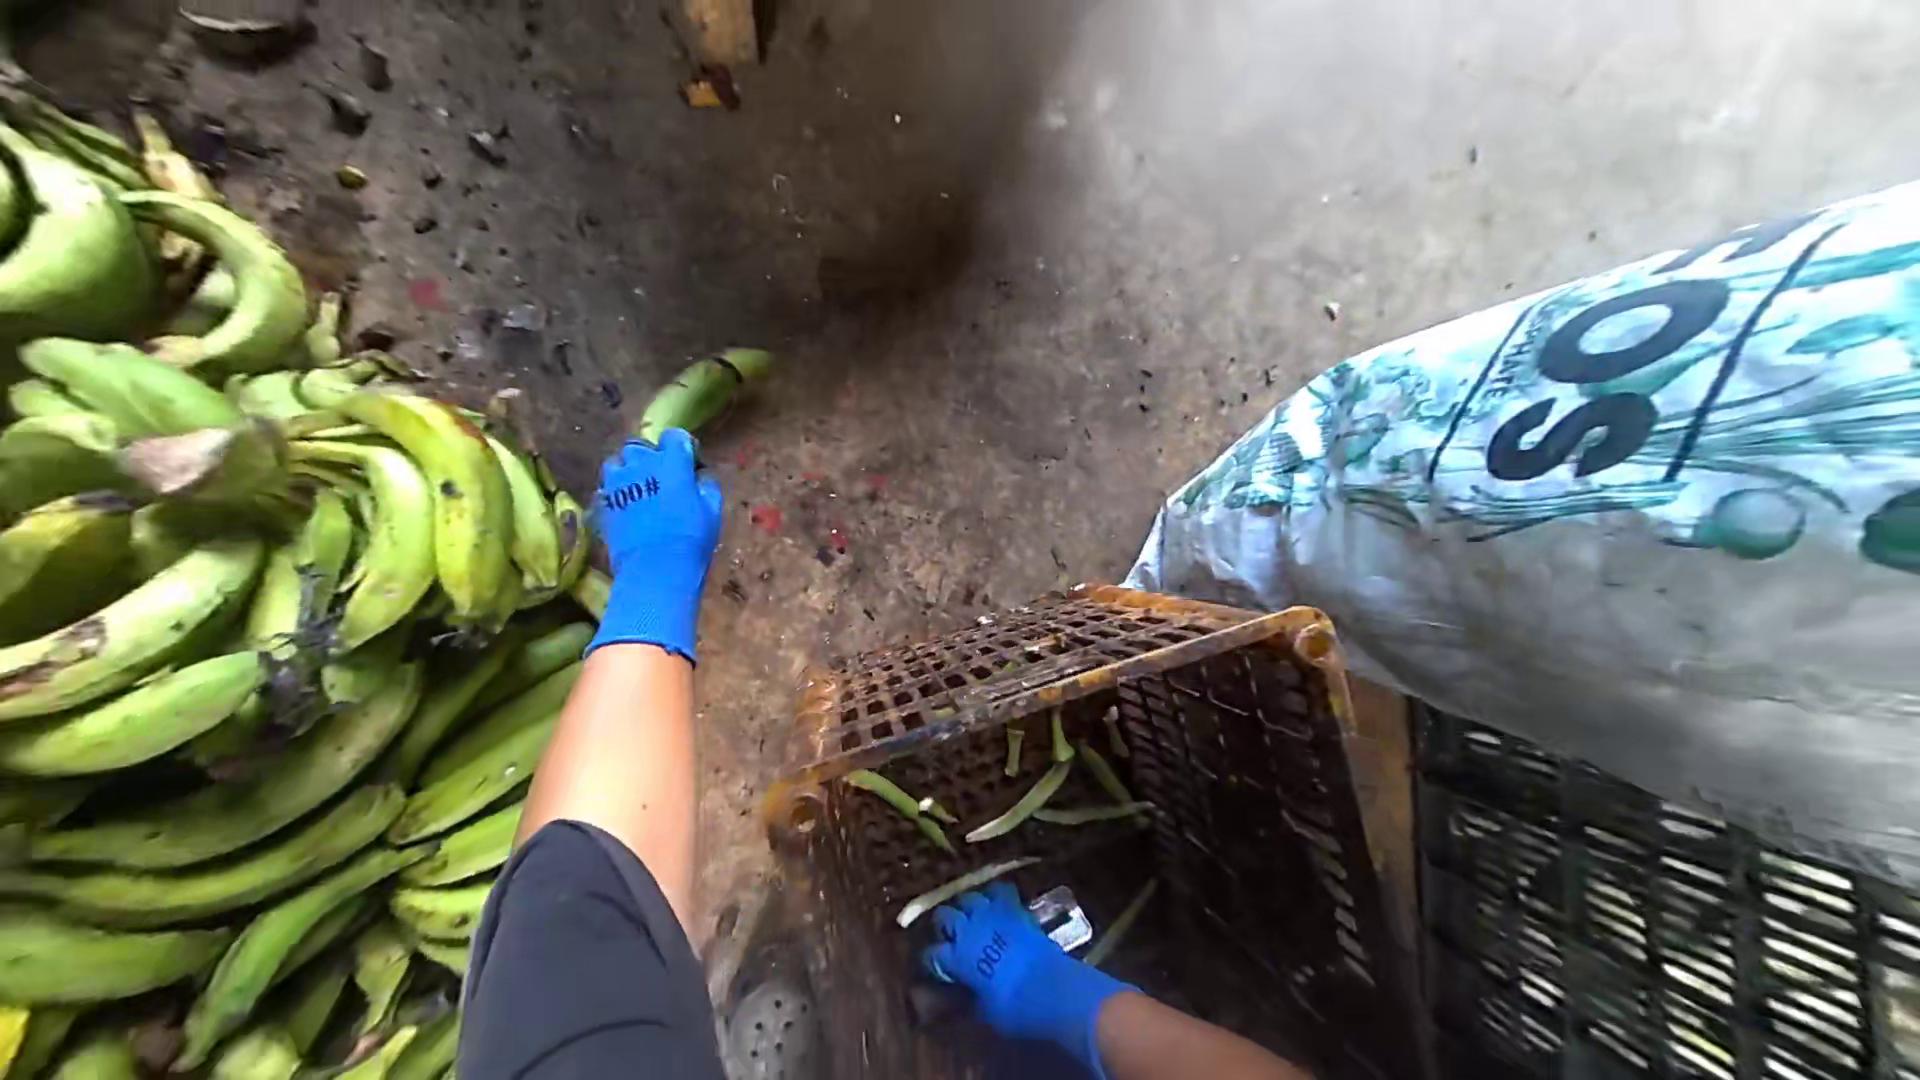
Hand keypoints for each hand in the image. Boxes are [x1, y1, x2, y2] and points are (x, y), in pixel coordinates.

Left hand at [587, 428, 721, 662]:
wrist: (656, 568)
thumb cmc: (692, 538)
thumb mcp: (712, 510)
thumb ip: (706, 485)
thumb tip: (698, 475)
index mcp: (672, 463)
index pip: (674, 436)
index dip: (683, 446)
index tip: (690, 463)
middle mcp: (641, 464)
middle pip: (641, 445)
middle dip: (652, 456)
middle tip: (663, 477)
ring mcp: (617, 482)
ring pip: (618, 462)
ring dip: (630, 469)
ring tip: (641, 488)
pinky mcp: (603, 502)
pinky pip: (608, 486)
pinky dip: (618, 490)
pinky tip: (629, 506)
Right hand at [922, 883, 1132, 1076]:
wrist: (1050, 987)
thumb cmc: (1015, 1007)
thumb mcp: (985, 1010)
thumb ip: (970, 996)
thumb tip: (964, 992)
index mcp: (959, 958)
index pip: (933, 954)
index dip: (931, 959)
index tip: (934, 964)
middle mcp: (969, 929)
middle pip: (945, 916)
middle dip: (944, 923)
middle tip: (948, 933)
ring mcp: (991, 913)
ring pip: (968, 896)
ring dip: (966, 905)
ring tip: (969, 913)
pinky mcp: (1014, 907)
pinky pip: (1000, 890)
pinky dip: (995, 894)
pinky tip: (996, 901)